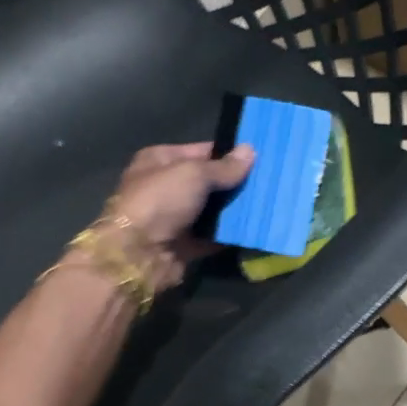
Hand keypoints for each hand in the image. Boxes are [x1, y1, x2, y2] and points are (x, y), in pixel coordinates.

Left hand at [99, 142, 253, 291]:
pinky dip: (228, 235)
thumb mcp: (194, 174)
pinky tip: (253, 229)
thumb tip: (250, 151)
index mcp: (159, 160)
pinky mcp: (184, 245)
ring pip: (212, 210)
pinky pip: (212, 236)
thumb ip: (224, 167)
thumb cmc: (161, 201)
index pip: (200, 152)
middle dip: (234, 184)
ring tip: (265, 205)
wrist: (139, 254)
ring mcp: (174, 218)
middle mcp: (166, 187)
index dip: (227, 154)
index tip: (257, 158)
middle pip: (207, 182)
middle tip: (267, 184)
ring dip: (234, 210)